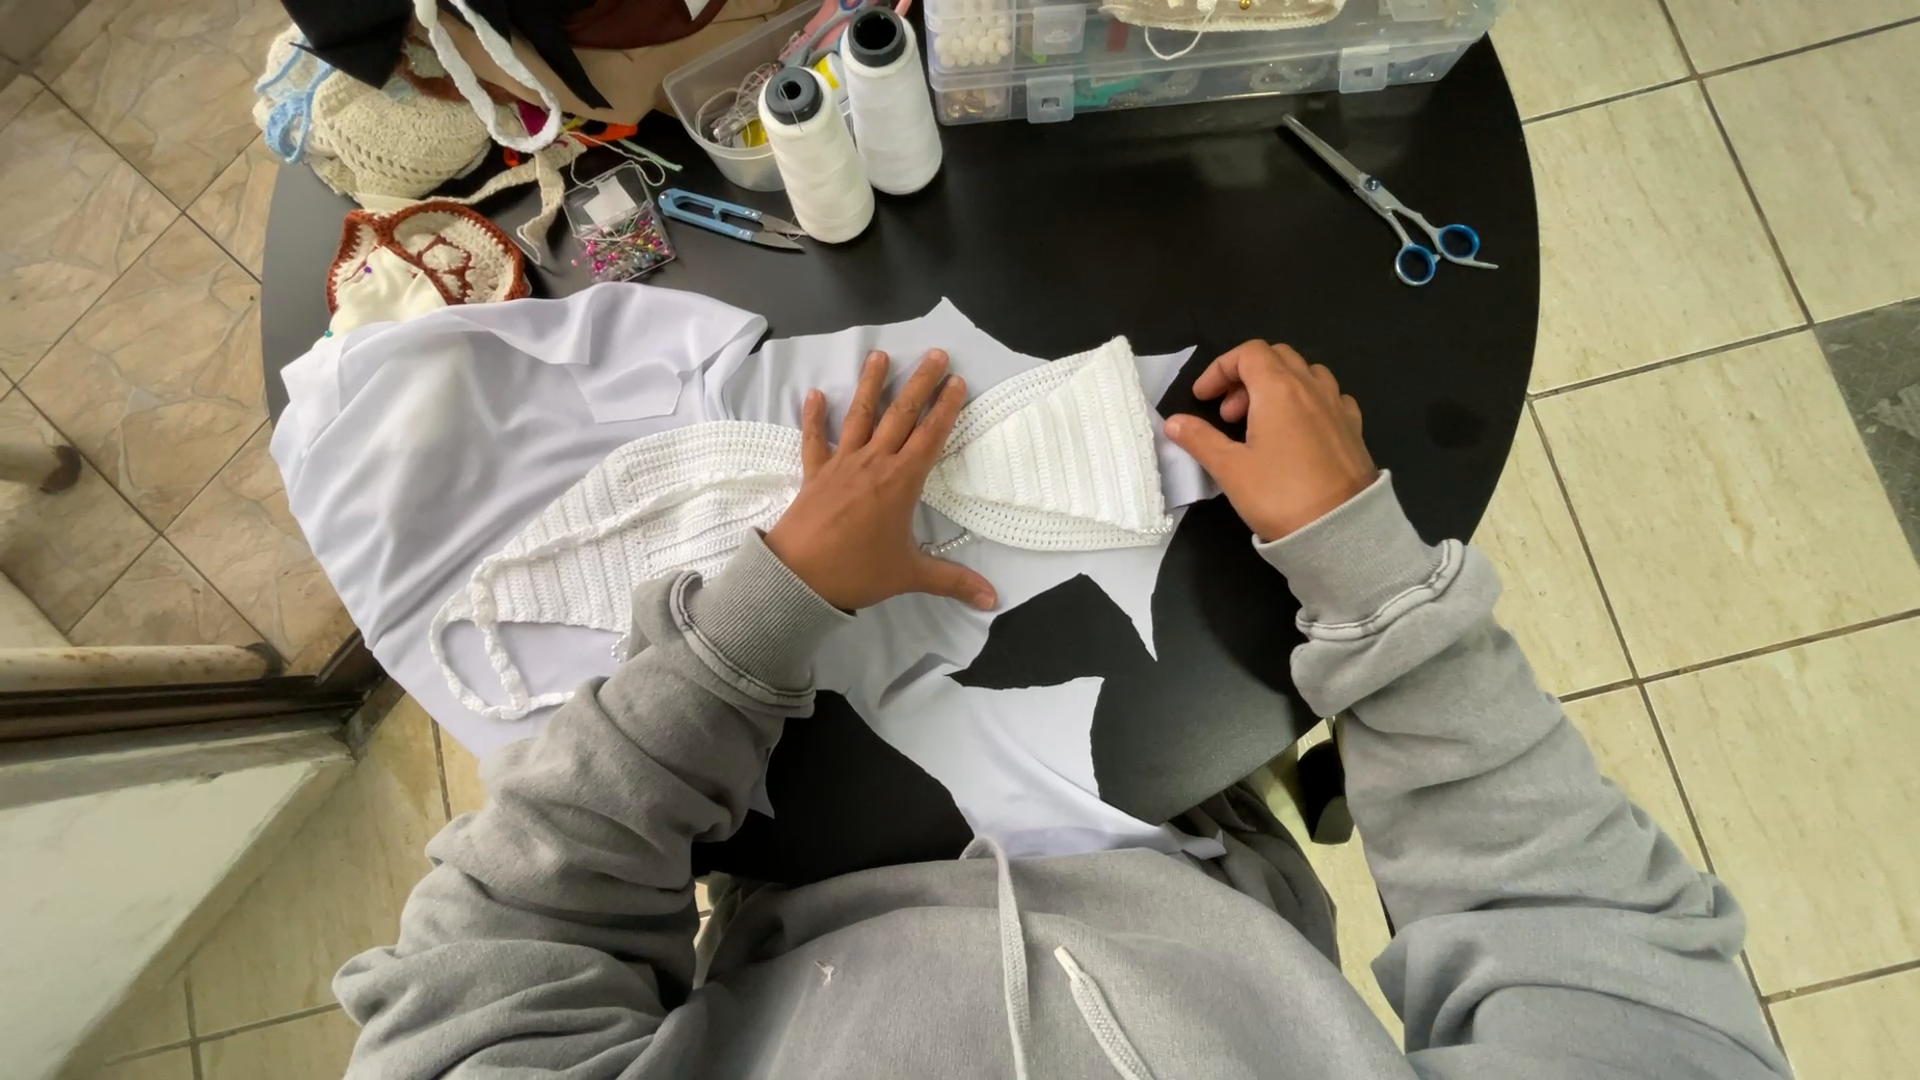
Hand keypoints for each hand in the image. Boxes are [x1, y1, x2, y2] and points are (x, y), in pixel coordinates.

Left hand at [764, 350, 998, 611]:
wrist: (799, 577)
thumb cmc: (858, 571)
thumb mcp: (910, 575)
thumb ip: (953, 581)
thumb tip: (993, 600)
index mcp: (901, 482)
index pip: (931, 436)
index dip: (947, 407)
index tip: (957, 381)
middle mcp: (874, 463)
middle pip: (901, 414)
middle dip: (920, 382)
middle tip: (936, 354)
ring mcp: (841, 464)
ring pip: (859, 416)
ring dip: (870, 384)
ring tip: (879, 354)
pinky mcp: (814, 473)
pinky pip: (814, 439)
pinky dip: (813, 417)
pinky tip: (812, 394)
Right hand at [1164, 341, 1377, 542]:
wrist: (1341, 529)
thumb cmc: (1278, 494)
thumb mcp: (1229, 469)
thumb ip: (1199, 439)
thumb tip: (1173, 422)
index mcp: (1279, 389)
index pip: (1248, 353)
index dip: (1219, 370)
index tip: (1202, 398)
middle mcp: (1311, 387)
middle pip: (1277, 357)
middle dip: (1245, 376)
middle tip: (1228, 413)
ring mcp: (1337, 405)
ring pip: (1305, 374)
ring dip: (1276, 386)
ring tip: (1260, 421)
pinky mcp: (1353, 428)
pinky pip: (1328, 397)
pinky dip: (1305, 402)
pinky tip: (1296, 431)